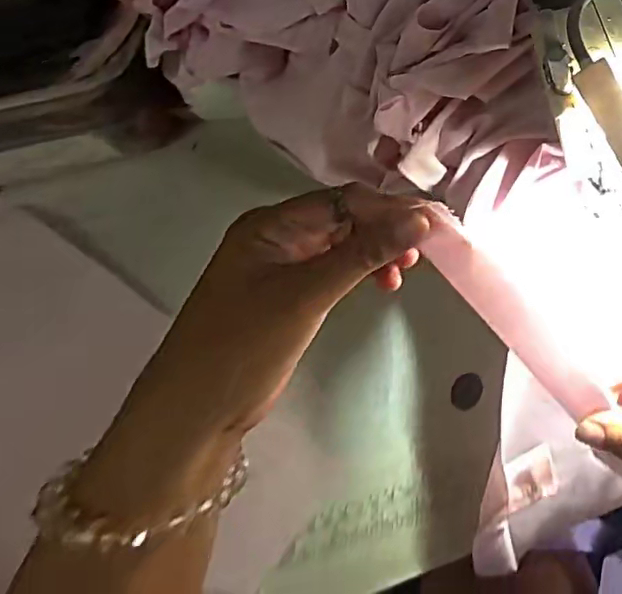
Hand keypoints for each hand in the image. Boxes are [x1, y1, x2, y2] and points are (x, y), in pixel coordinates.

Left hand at [78, 185, 432, 520]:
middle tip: (429, 243)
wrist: (189, 421)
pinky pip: (339, 265)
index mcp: (270, 225)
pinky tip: (385, 281)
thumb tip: (422, 219)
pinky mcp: (291, 291)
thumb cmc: (242, 348)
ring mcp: (284, 264)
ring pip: (347, 241)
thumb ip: (366, 253)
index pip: (343, 200)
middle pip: (347, 216)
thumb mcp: (308, 295)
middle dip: (388, 227)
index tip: (432, 222)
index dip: (389, 208)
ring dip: (380, 249)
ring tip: (409, 266)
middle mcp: (277, 236)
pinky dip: (365, 269)